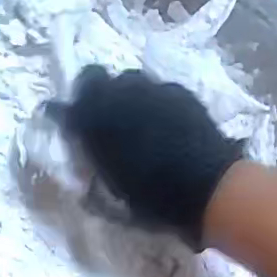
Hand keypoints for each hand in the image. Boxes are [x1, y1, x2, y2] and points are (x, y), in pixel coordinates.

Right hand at [48, 66, 243, 247]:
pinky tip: (164, 124)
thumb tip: (84, 156)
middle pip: (96, 79)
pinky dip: (154, 103)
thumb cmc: (156, 198)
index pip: (68, 103)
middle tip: (102, 119)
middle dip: (95, 95)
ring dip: (126, 96)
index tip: (69, 124)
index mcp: (97, 116)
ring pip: (130, 81)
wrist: (210, 189)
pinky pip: (159, 91)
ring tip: (135, 121)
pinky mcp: (182, 93)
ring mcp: (154, 89)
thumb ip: (95, 164)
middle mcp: (121, 93)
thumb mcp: (114, 190)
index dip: (67, 113)